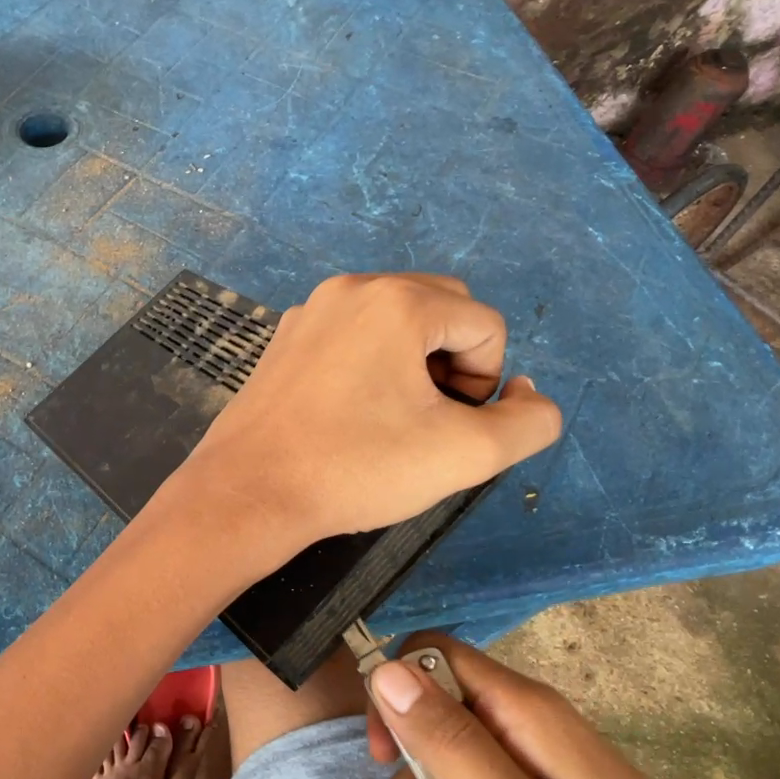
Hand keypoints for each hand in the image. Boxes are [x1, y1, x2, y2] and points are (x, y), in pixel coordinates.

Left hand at [170, 273, 561, 559]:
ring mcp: (310, 311)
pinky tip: (350, 413)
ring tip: (390, 418)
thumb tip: (525, 393)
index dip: (485, 382)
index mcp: (397, 300)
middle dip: (453, 362)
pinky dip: (369, 364)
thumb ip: (529, 422)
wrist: (250, 490)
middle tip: (427, 419)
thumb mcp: (467, 454)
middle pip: (442, 308)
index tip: (449, 426)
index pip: (486, 326)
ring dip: (414, 362)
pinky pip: (351, 336)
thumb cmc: (357, 468)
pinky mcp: (285, 339)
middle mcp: (350, 288)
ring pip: (395, 321)